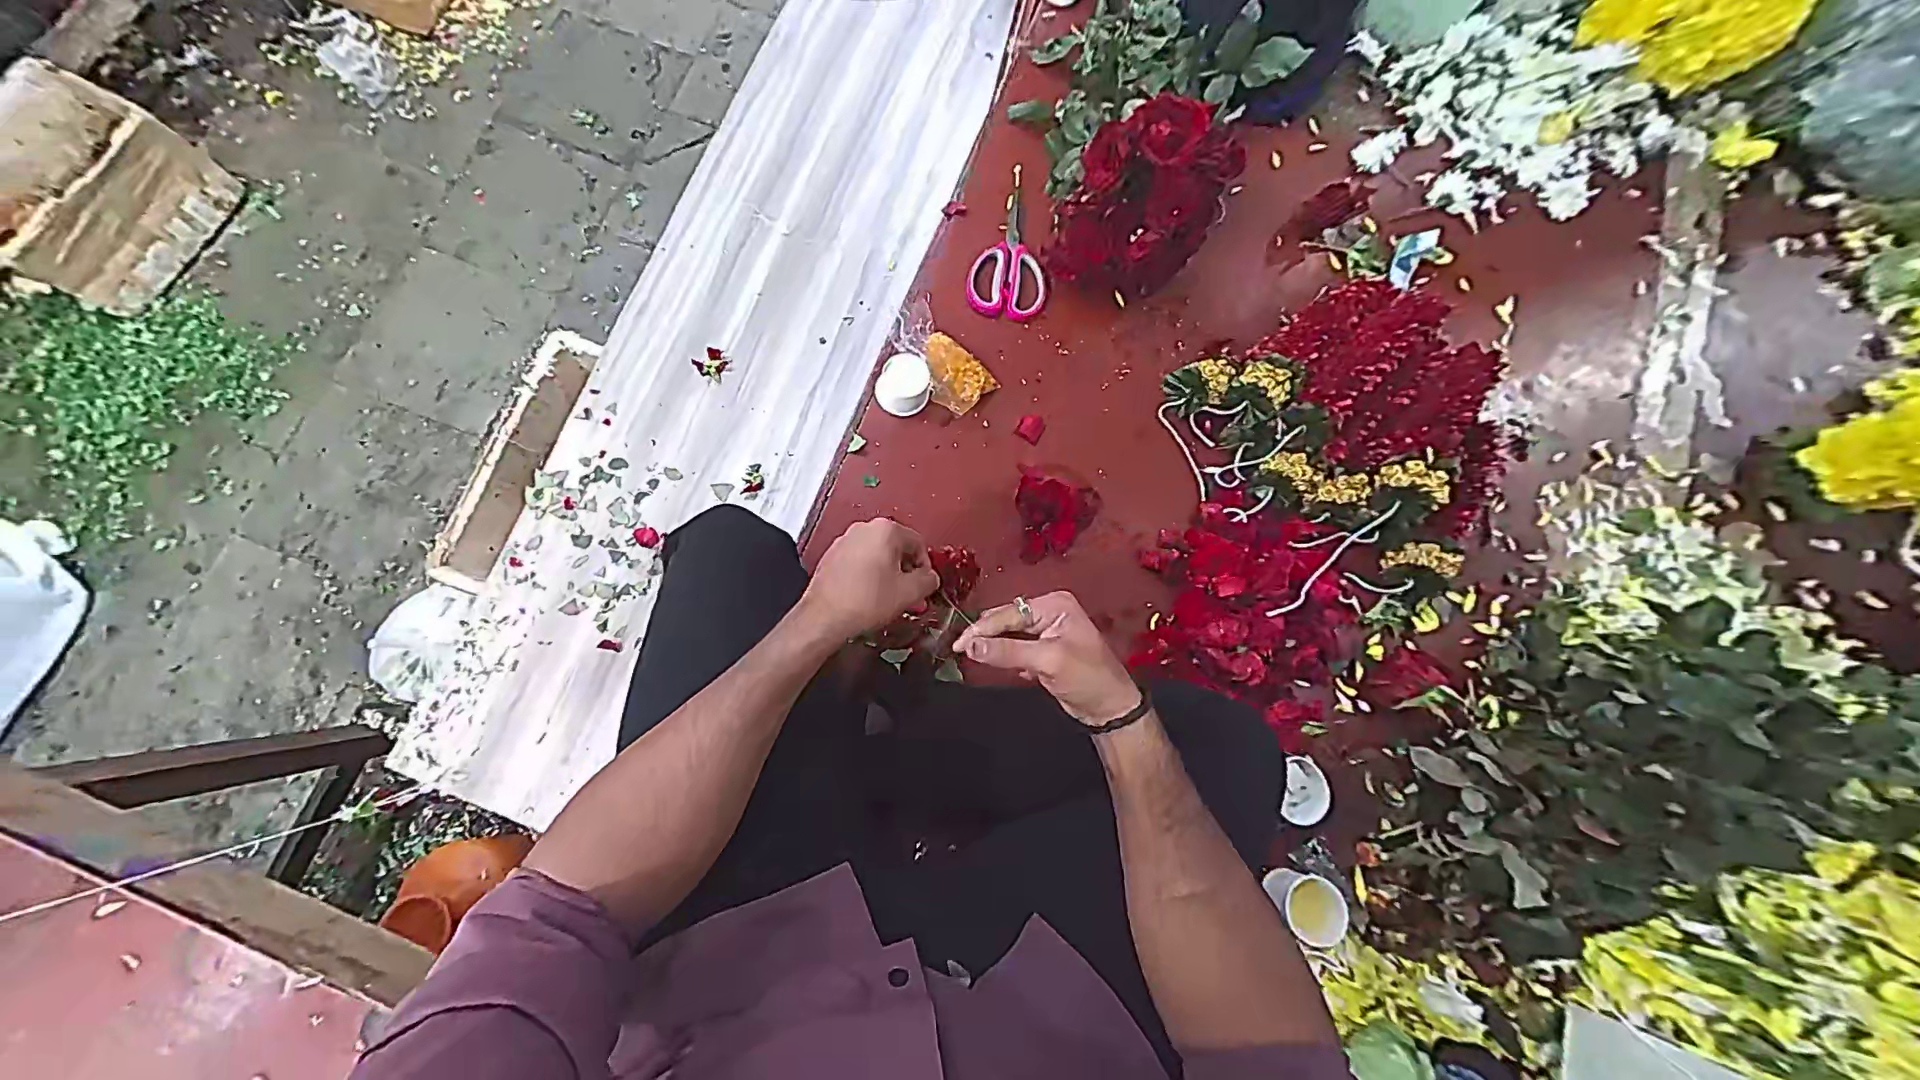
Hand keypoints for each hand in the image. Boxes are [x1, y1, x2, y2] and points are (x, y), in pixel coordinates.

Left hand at [800, 518, 939, 639]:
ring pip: (877, 555)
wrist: (825, 617)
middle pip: (897, 548)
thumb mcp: (909, 593)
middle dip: (906, 572)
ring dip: (888, 575)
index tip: (924, 584)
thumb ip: (928, 580)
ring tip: (891, 599)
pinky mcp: (832, 557)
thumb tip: (929, 578)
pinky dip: (869, 576)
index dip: (925, 567)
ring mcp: (845, 542)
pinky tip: (870, 597)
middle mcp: (864, 530)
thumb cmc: (863, 601)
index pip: (918, 544)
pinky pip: (859, 562)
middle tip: (910, 594)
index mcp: (886, 530)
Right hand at [953, 591, 1141, 725]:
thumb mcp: (1047, 661)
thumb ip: (1007, 651)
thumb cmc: (1087, 678)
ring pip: (1008, 634)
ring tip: (969, 655)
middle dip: (984, 634)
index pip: (1009, 612)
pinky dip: (1003, 655)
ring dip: (992, 645)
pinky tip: (994, 663)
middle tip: (959, 650)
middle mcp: (1049, 611)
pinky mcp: (1043, 649)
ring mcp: (1046, 630)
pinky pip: (1014, 646)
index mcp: (1054, 604)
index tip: (959, 644)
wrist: (1110, 708)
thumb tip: (970, 645)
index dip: (982, 628)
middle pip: (1006, 620)